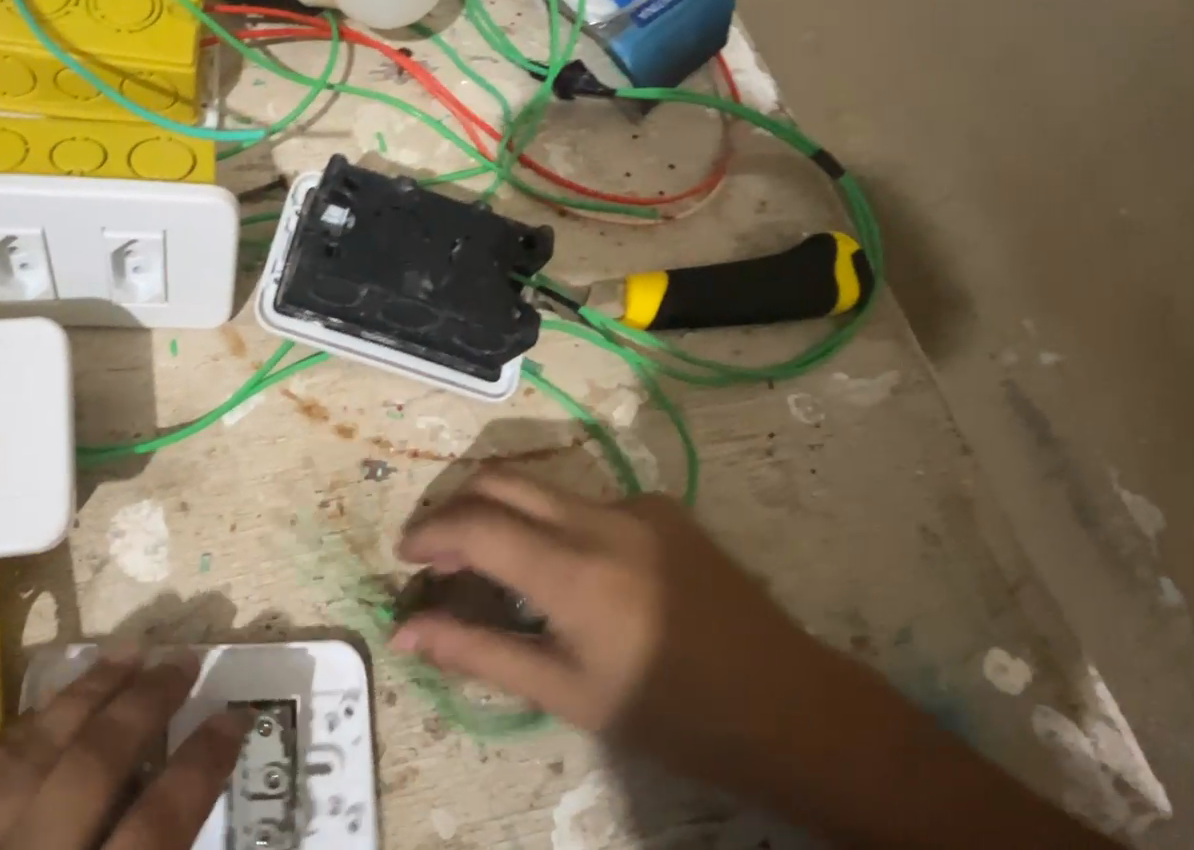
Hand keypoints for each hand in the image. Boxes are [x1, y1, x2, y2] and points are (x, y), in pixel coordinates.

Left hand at [0, 650, 251, 849]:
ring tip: (130, 651)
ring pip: (35, 752)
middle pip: (94, 767)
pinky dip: (29, 728)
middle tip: (184, 659)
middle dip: (146, 705)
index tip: (235, 715)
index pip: (156, 826)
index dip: (201, 764)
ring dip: (87, 695)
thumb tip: (176, 827)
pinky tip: (55, 702)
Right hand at [390, 473, 1125, 848]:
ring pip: (542, 485)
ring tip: (494, 561)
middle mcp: (599, 518)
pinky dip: (554, 521)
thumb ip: (477, 652)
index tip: (406, 557)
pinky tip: (570, 569)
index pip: (473, 524)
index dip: (428, 533)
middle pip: (500, 480)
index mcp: (570, 570)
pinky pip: (588, 500)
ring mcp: (637, 505)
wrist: (789, 707)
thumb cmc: (668, 714)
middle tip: (437, 550)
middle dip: (454, 505)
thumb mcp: (564, 692)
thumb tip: (404, 632)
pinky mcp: (664, 508)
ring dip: (502, 510)